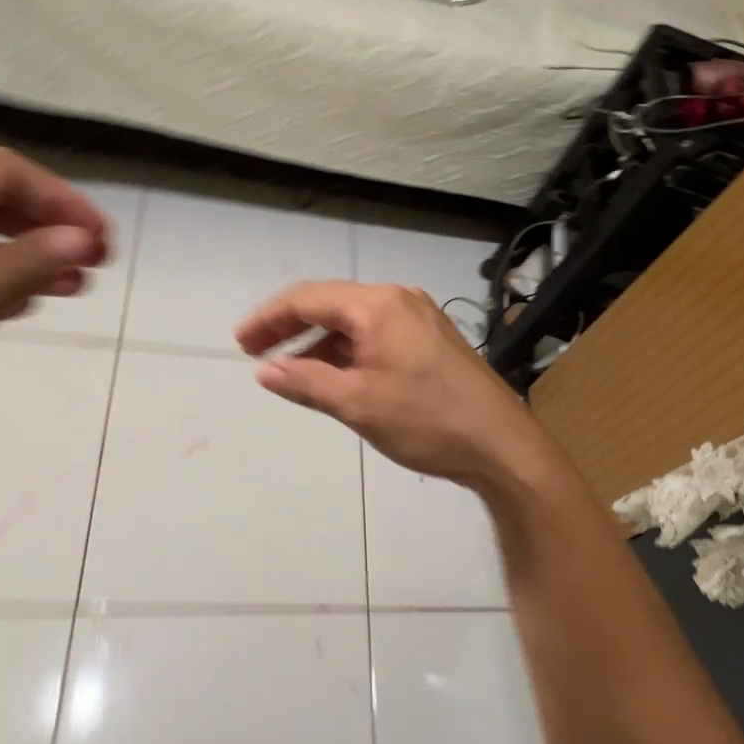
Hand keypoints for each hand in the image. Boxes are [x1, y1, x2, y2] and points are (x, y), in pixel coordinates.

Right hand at [236, 281, 554, 489]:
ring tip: (292, 370)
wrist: (501, 445)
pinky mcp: (432, 339)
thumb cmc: (427, 421)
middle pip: (332, 303)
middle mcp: (399, 300)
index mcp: (379, 305)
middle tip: (257, 353)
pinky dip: (349, 351)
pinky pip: (377, 333)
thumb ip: (307, 383)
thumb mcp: (359, 404)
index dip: (270, 319)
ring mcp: (420, 317)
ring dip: (320, 341)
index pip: (309, 298)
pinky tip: (336, 376)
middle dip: (291, 327)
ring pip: (355, 320)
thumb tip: (265, 371)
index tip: (241, 344)